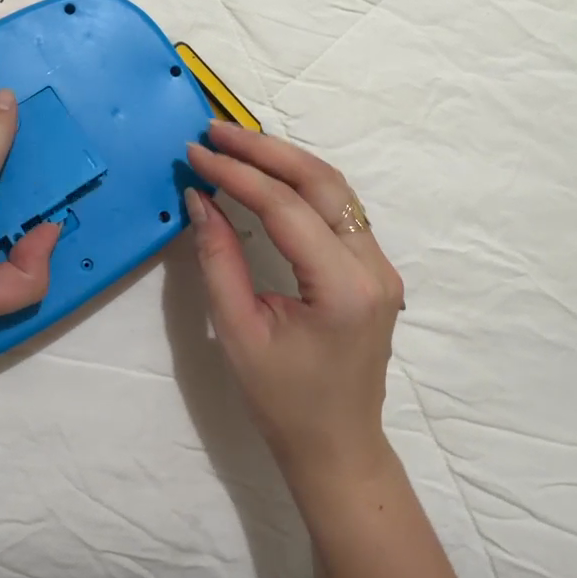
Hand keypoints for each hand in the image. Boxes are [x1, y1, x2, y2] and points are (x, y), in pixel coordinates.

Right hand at [183, 121, 404, 474]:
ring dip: (284, 159)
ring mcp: (380, 265)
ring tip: (234, 142)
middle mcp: (373, 267)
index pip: (286, 208)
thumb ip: (218, 259)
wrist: (336, 446)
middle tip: (214, 131)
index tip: (196, 154)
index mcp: (343, 288)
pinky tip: (265, 171)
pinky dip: (299, 182)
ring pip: (334, 188)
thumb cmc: (282, 401)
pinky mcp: (373, 268)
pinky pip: (337, 209)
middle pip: (321, 183)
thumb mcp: (238, 331)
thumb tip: (200, 198)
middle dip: (264, 150)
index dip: (237, 175)